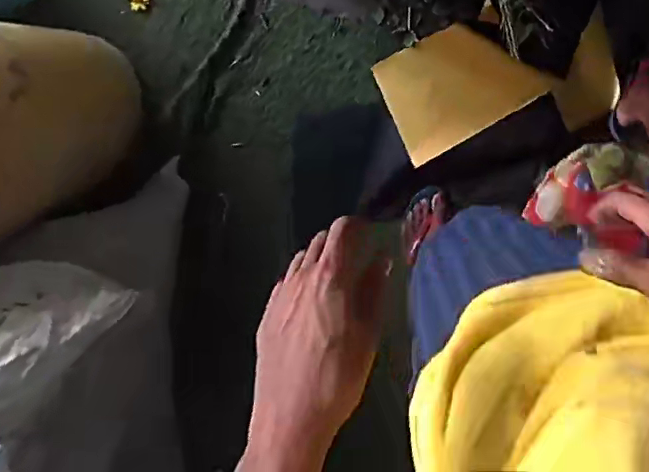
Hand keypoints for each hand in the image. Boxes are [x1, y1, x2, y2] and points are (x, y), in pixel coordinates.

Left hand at [242, 217, 389, 471]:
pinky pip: (286, 282)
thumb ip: (374, 290)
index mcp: (329, 276)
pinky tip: (310, 304)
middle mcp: (301, 277)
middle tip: (357, 259)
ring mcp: (280, 296)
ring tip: (334, 282)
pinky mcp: (266, 316)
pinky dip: (301, 280)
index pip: (342, 228)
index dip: (359, 225)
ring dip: (319, 259)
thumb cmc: (337, 378)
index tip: (371, 234)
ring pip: (301, 259)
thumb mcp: (368, 335)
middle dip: (340, 241)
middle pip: (320, 239)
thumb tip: (382, 259)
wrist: (288, 422)